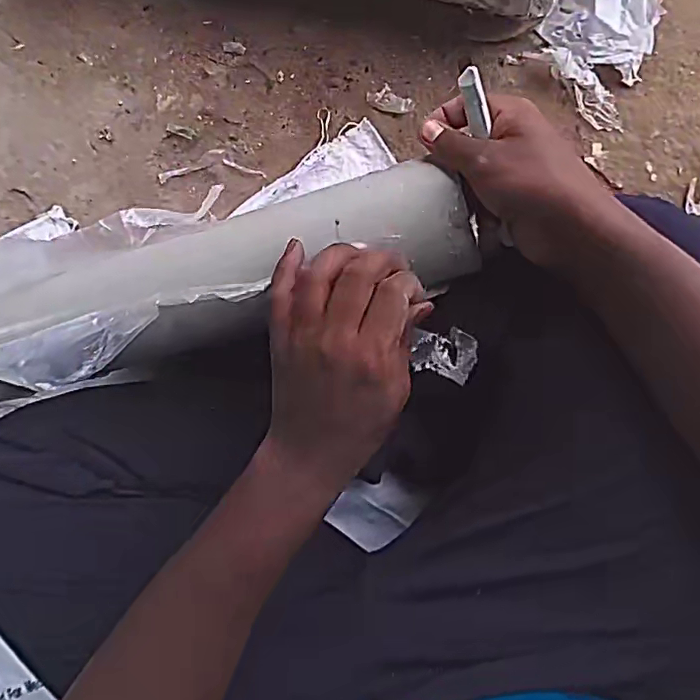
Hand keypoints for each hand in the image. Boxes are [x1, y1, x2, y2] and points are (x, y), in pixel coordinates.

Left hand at [260, 241, 430, 499]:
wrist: (308, 451)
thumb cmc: (358, 427)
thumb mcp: (397, 390)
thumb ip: (405, 341)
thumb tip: (420, 304)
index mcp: (371, 355)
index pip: (392, 293)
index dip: (406, 280)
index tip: (411, 285)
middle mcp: (335, 338)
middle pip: (358, 274)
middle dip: (381, 259)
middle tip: (391, 265)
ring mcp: (303, 333)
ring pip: (318, 272)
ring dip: (341, 253)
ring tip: (357, 254)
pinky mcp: (280, 335)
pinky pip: (279, 291)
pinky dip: (286, 265)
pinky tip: (298, 248)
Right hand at [419, 93, 621, 267]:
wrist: (572, 230)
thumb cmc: (539, 185)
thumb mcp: (482, 159)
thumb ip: (450, 143)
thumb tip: (429, 130)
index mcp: (512, 116)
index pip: (468, 103)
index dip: (445, 118)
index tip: (427, 137)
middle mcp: (514, 139)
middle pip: (467, 144)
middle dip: (455, 165)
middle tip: (450, 176)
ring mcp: (515, 171)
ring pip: (473, 177)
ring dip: (468, 193)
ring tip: (474, 202)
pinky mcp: (515, 200)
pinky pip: (485, 201)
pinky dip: (482, 212)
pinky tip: (488, 220)